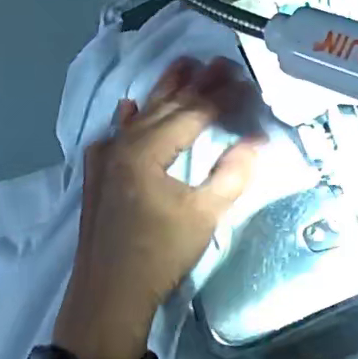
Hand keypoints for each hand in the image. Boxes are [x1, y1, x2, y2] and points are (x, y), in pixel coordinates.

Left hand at [60, 56, 261, 358]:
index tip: (245, 79)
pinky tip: (128, 106)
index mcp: (147, 150)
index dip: (221, 96)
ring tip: (183, 65)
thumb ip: (232, 174)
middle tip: (220, 62)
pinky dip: (131, 118)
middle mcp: (122, 145)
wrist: (107, 296)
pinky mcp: (99, 177)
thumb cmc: (158, 254)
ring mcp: (105, 160)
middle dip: (196, 84)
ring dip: (165, 92)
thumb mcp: (204, 214)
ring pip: (142, 116)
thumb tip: (258, 140)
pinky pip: (118, 135)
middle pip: (166, 107)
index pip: (193, 113)